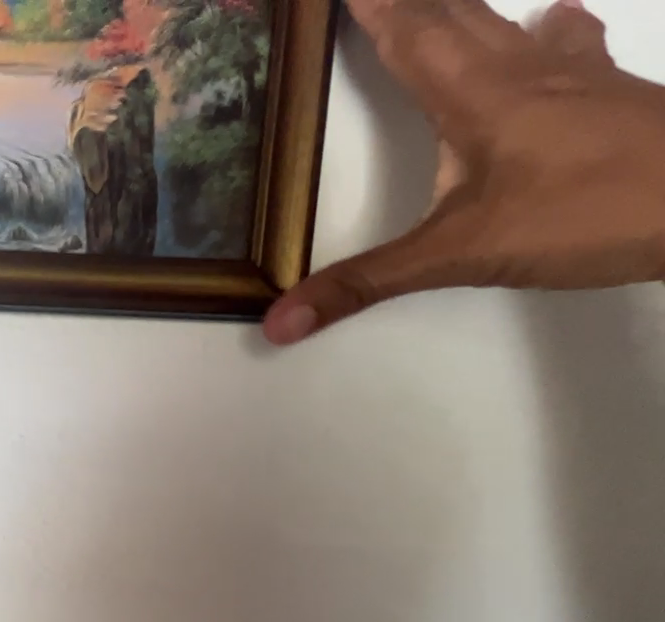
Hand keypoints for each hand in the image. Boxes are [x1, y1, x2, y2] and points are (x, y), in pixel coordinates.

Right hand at [266, 0, 664, 345]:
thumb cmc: (594, 213)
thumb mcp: (461, 256)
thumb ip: (365, 284)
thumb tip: (278, 320)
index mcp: (480, 102)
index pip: (414, 43)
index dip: (378, 13)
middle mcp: (527, 78)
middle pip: (460, 24)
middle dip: (415, 3)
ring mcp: (579, 82)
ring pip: (510, 30)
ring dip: (471, 12)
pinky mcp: (613, 100)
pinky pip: (568, 49)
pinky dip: (552, 31)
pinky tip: (558, 21)